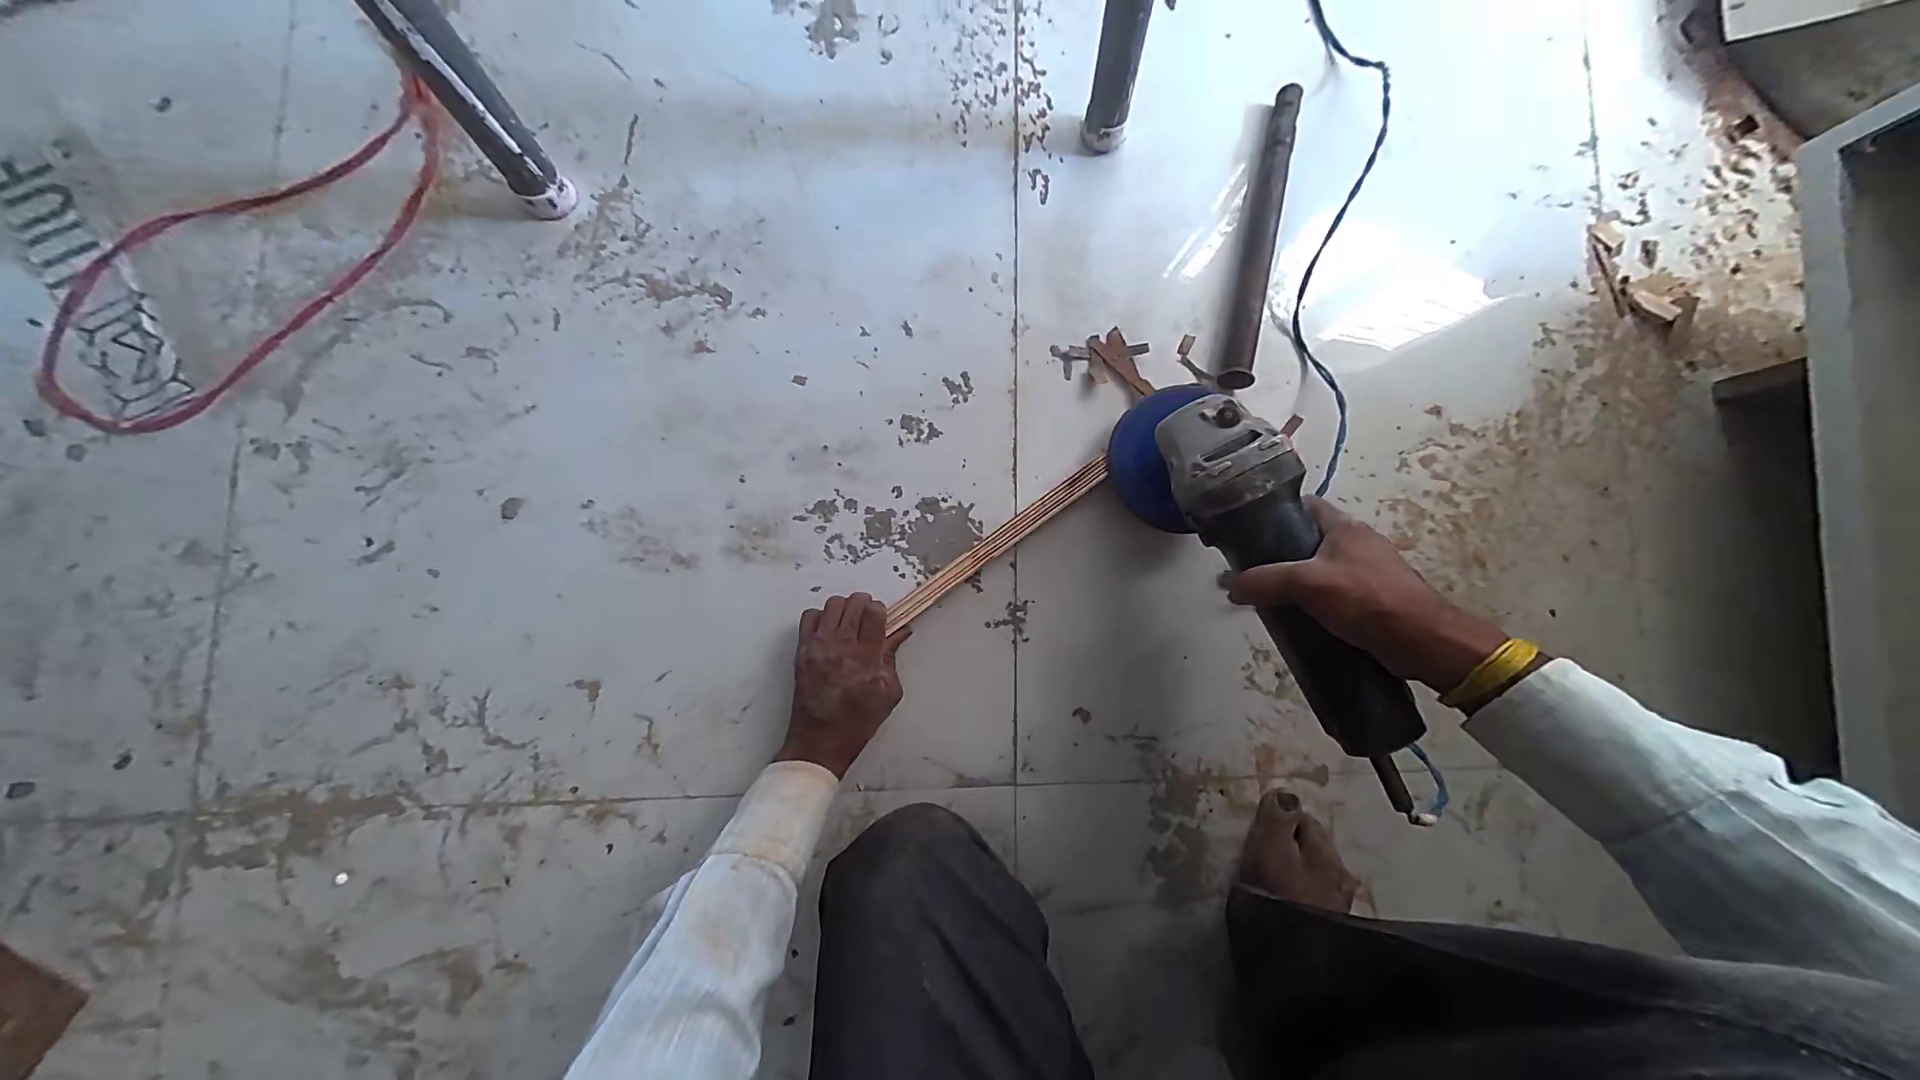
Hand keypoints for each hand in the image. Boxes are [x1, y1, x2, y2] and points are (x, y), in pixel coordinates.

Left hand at [776, 593, 909, 777]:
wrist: (820, 740)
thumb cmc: (856, 722)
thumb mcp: (889, 692)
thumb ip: (892, 658)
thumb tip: (899, 634)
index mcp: (866, 658)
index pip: (874, 613)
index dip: (880, 610)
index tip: (881, 616)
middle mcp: (841, 647)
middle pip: (854, 603)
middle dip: (864, 604)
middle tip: (867, 616)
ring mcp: (819, 646)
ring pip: (832, 605)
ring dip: (844, 608)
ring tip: (849, 621)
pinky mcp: (803, 650)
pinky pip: (810, 617)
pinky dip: (821, 617)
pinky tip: (829, 629)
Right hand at [1227, 498, 1506, 692]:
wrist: (1421, 640)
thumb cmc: (1366, 599)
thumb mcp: (1307, 584)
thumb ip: (1265, 581)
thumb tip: (1232, 587)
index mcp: (1345, 527)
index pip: (1307, 506)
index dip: (1279, 513)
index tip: (1253, 530)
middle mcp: (1359, 541)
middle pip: (1311, 538)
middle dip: (1283, 553)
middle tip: (1257, 570)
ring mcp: (1370, 569)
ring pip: (1322, 566)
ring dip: (1299, 580)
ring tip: (1273, 596)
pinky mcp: (1375, 596)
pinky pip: (1336, 590)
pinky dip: (1317, 599)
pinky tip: (1302, 615)